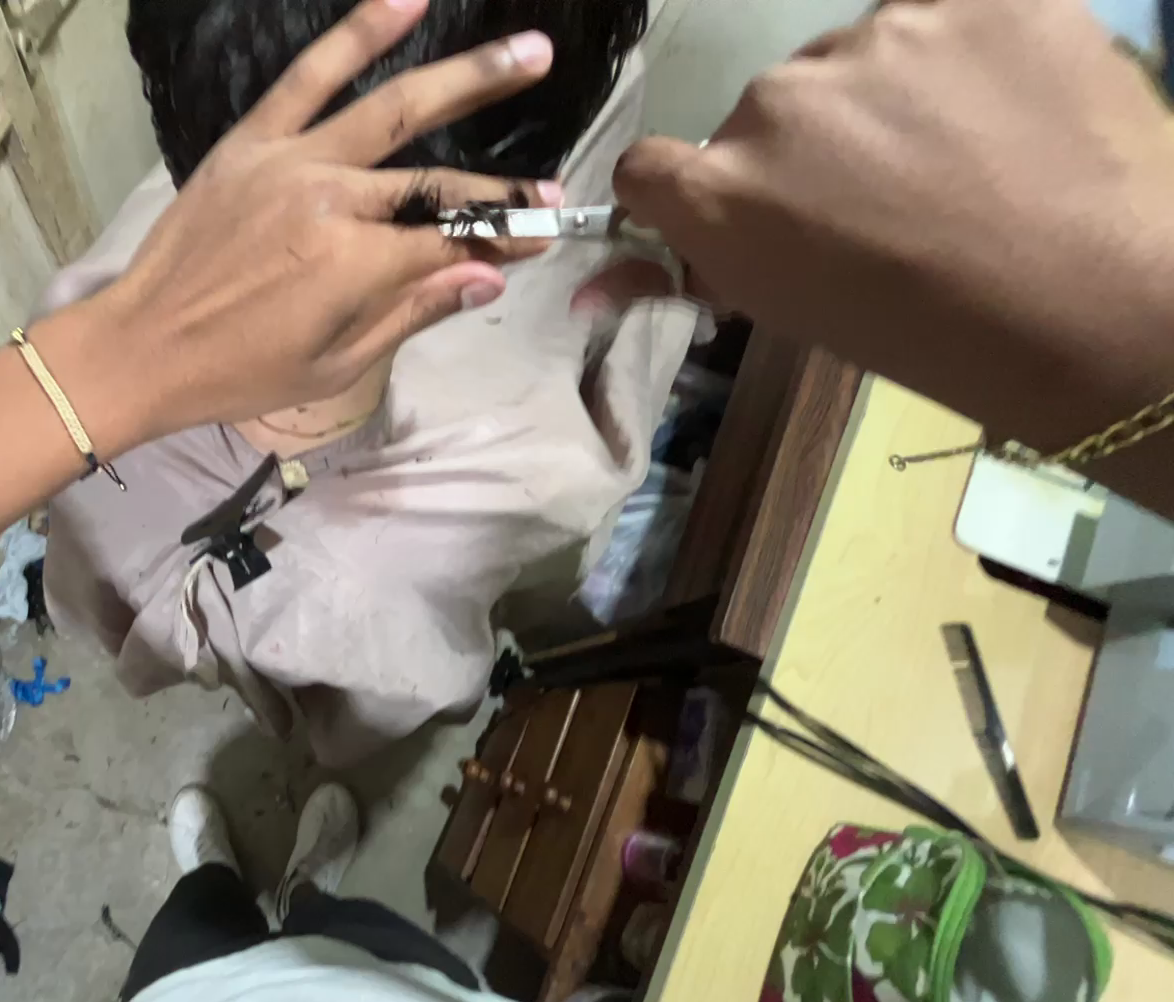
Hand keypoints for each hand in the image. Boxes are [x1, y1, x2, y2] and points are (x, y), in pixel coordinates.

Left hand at [30, 0, 557, 443]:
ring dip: (468, 78)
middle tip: (547, 189)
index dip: (498, 241)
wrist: (142, 349)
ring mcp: (289, 162)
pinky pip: (308, 75)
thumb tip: (486, 277)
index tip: (537, 239)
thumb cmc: (236, 376)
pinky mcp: (249, 144)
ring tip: (530, 52)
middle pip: (432, 185)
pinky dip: (359, 33)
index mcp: (354, 264)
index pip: (449, 241)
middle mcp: (332, 200)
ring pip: (391, 109)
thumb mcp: (331, 368)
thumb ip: (409, 315)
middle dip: (496, 191)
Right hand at [581, 0, 1173, 417]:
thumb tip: (583, 295)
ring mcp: (875, 40)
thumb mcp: (765, 304)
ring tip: (938, 149)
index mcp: (713, 189)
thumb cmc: (893, 319)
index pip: (644, 168)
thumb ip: (671, 280)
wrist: (1072, 291)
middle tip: (856, 192)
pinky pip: (932, 18)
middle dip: (788, 149)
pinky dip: (947, 57)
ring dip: (866, 98)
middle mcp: (771, 104)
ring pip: (842, 64)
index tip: (718, 204)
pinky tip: (988, 107)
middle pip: (753, 117)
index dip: (673, 188)